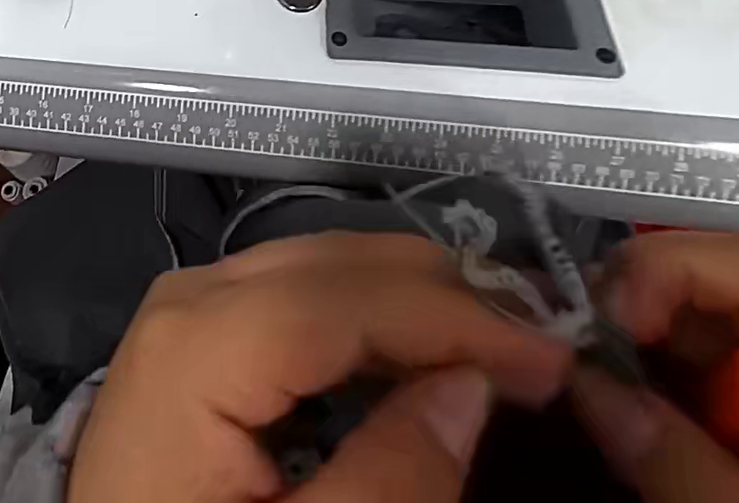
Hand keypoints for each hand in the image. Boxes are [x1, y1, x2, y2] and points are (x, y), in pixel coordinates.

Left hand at [68, 231, 573, 502]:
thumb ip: (391, 477)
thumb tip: (470, 384)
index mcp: (199, 343)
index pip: (342, 299)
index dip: (450, 315)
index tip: (546, 350)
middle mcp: (193, 293)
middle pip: (333, 262)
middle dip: (441, 290)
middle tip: (535, 334)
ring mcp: (193, 296)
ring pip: (321, 261)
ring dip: (411, 291)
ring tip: (493, 332)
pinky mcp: (202, 316)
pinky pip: (299, 287)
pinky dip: (369, 307)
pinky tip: (414, 339)